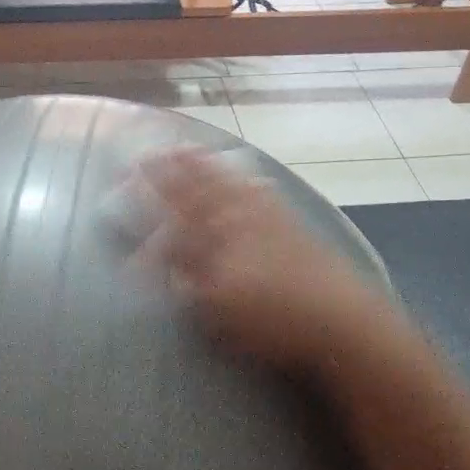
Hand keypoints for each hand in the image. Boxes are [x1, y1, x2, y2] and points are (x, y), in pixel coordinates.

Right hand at [136, 148, 395, 376]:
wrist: (343, 318)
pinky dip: (248, 182)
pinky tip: (248, 179)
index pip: (173, 208)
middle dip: (172, 169)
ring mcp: (268, 218)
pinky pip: (263, 194)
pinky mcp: (292, 225)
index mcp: (216, 237)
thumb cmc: (274, 321)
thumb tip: (150, 256)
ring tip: (188, 148)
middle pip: (198, 188)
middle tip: (151, 148)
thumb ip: (184, 276)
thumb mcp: (217, 306)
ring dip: (206, 166)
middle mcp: (238, 219)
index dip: (149, 192)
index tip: (126, 174)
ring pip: (228, 184)